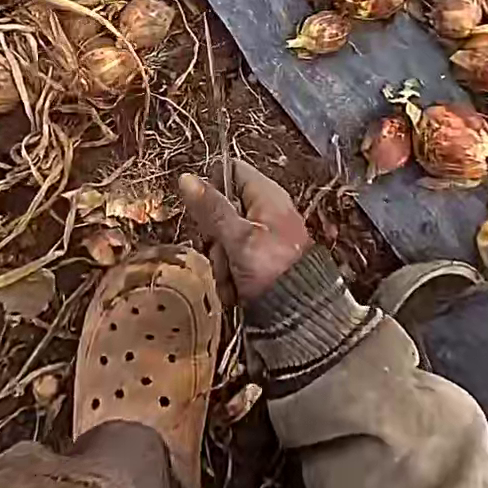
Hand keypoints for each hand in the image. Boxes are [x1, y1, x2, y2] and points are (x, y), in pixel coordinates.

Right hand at [179, 160, 311, 303]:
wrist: (300, 317)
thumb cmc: (273, 270)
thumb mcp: (238, 237)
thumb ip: (212, 208)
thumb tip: (186, 178)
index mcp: (266, 194)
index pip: (231, 170)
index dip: (212, 186)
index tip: (204, 211)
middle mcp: (264, 211)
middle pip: (222, 209)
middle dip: (214, 236)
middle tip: (221, 250)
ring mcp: (262, 237)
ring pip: (224, 239)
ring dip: (221, 263)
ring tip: (232, 277)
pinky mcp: (260, 262)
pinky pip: (233, 261)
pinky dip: (231, 277)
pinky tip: (235, 291)